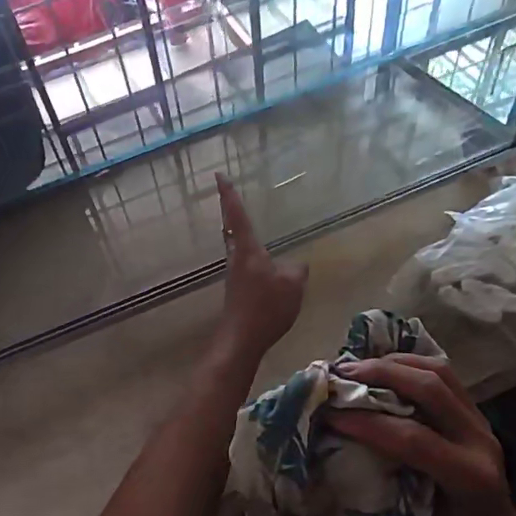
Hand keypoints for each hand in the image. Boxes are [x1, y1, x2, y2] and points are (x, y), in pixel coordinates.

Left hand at [215, 173, 306, 356]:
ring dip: (237, 231)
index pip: (236, 215)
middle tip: (228, 192)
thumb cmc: (266, 308)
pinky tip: (259, 262)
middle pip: (231, 228)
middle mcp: (236, 259)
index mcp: (247, 251)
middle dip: (230, 209)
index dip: (228, 195)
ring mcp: (234, 275)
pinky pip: (244, 263)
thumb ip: (296, 270)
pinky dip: (249, 253)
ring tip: (241, 220)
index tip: (218, 176)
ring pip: (235, 246)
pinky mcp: (237, 290)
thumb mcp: (293, 285)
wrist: (241, 338)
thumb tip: (295, 266)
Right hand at [324, 355, 515, 515]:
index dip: (366, 422)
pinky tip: (379, 366)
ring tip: (355, 366)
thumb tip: (334, 448)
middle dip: (379, 376)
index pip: (413, 438)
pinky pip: (442, 373)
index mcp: (469, 476)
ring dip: (392, 363)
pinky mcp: (475, 409)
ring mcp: (481, 421)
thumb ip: (383, 483)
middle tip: (338, 375)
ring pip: (438, 372)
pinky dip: (406, 363)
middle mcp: (480, 441)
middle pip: (430, 389)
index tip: (328, 415)